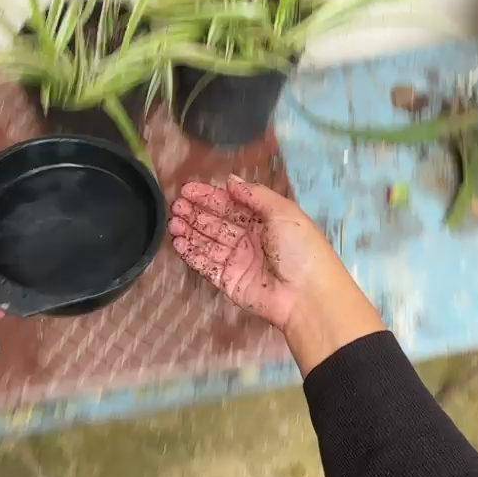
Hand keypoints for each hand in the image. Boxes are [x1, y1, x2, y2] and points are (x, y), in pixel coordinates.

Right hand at [170, 177, 384, 372]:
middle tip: (175, 206)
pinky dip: (191, 254)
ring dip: (189, 232)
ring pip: (207, 243)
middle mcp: (249, 239)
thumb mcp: (284, 212)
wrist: (306, 295)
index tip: (187, 189)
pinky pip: (206, 264)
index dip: (209, 197)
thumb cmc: (300, 249)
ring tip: (171, 223)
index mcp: (264, 220)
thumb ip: (256, 195)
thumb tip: (231, 181)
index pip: (231, 205)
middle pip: (216, 222)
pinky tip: (178, 243)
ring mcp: (237, 260)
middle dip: (195, 213)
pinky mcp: (228, 281)